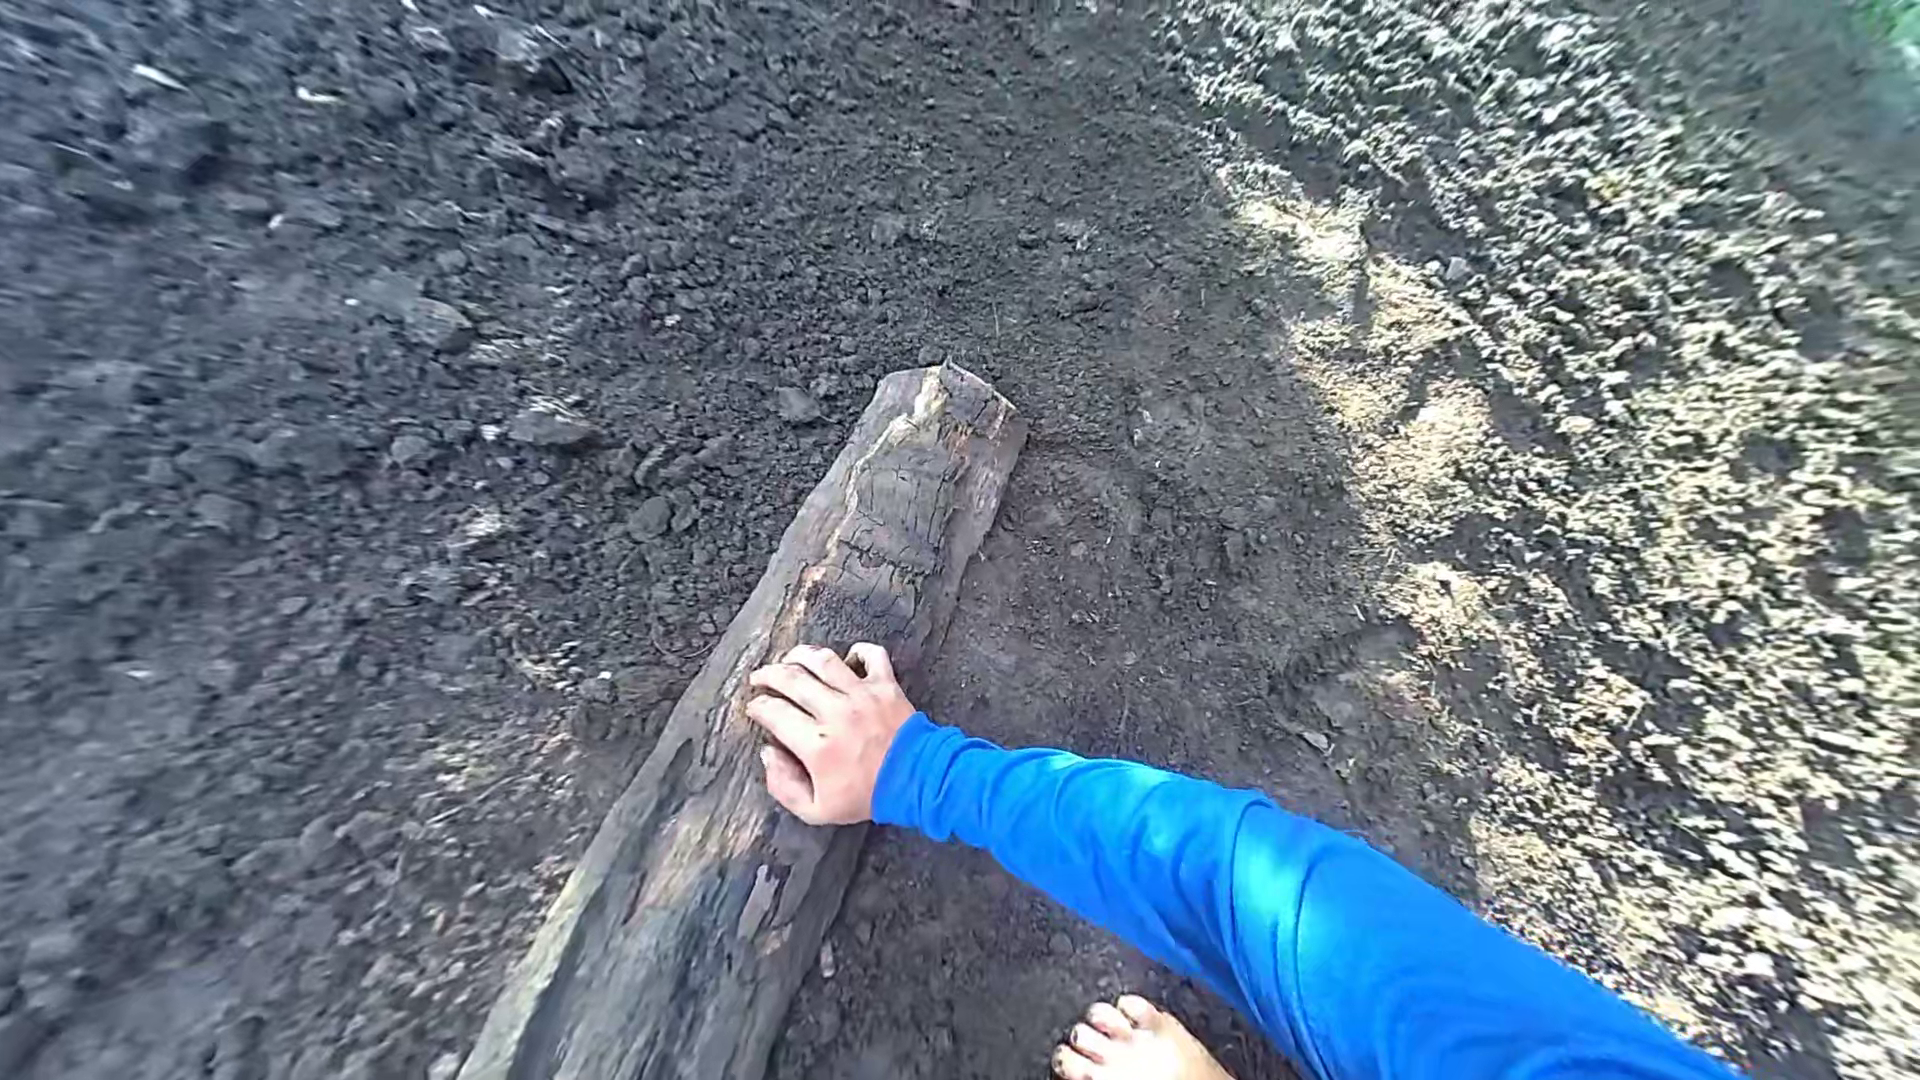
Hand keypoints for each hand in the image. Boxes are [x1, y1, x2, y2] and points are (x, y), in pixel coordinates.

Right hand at [745, 642, 917, 824]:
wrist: (918, 779)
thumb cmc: (866, 795)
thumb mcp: (817, 810)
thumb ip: (784, 785)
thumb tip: (768, 752)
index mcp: (816, 744)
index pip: (774, 712)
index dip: (757, 706)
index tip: (754, 706)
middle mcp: (836, 712)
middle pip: (792, 679)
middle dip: (768, 675)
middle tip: (760, 677)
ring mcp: (862, 694)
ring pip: (824, 660)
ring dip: (801, 655)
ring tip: (790, 658)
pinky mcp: (886, 684)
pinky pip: (872, 654)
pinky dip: (859, 650)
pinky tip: (848, 657)